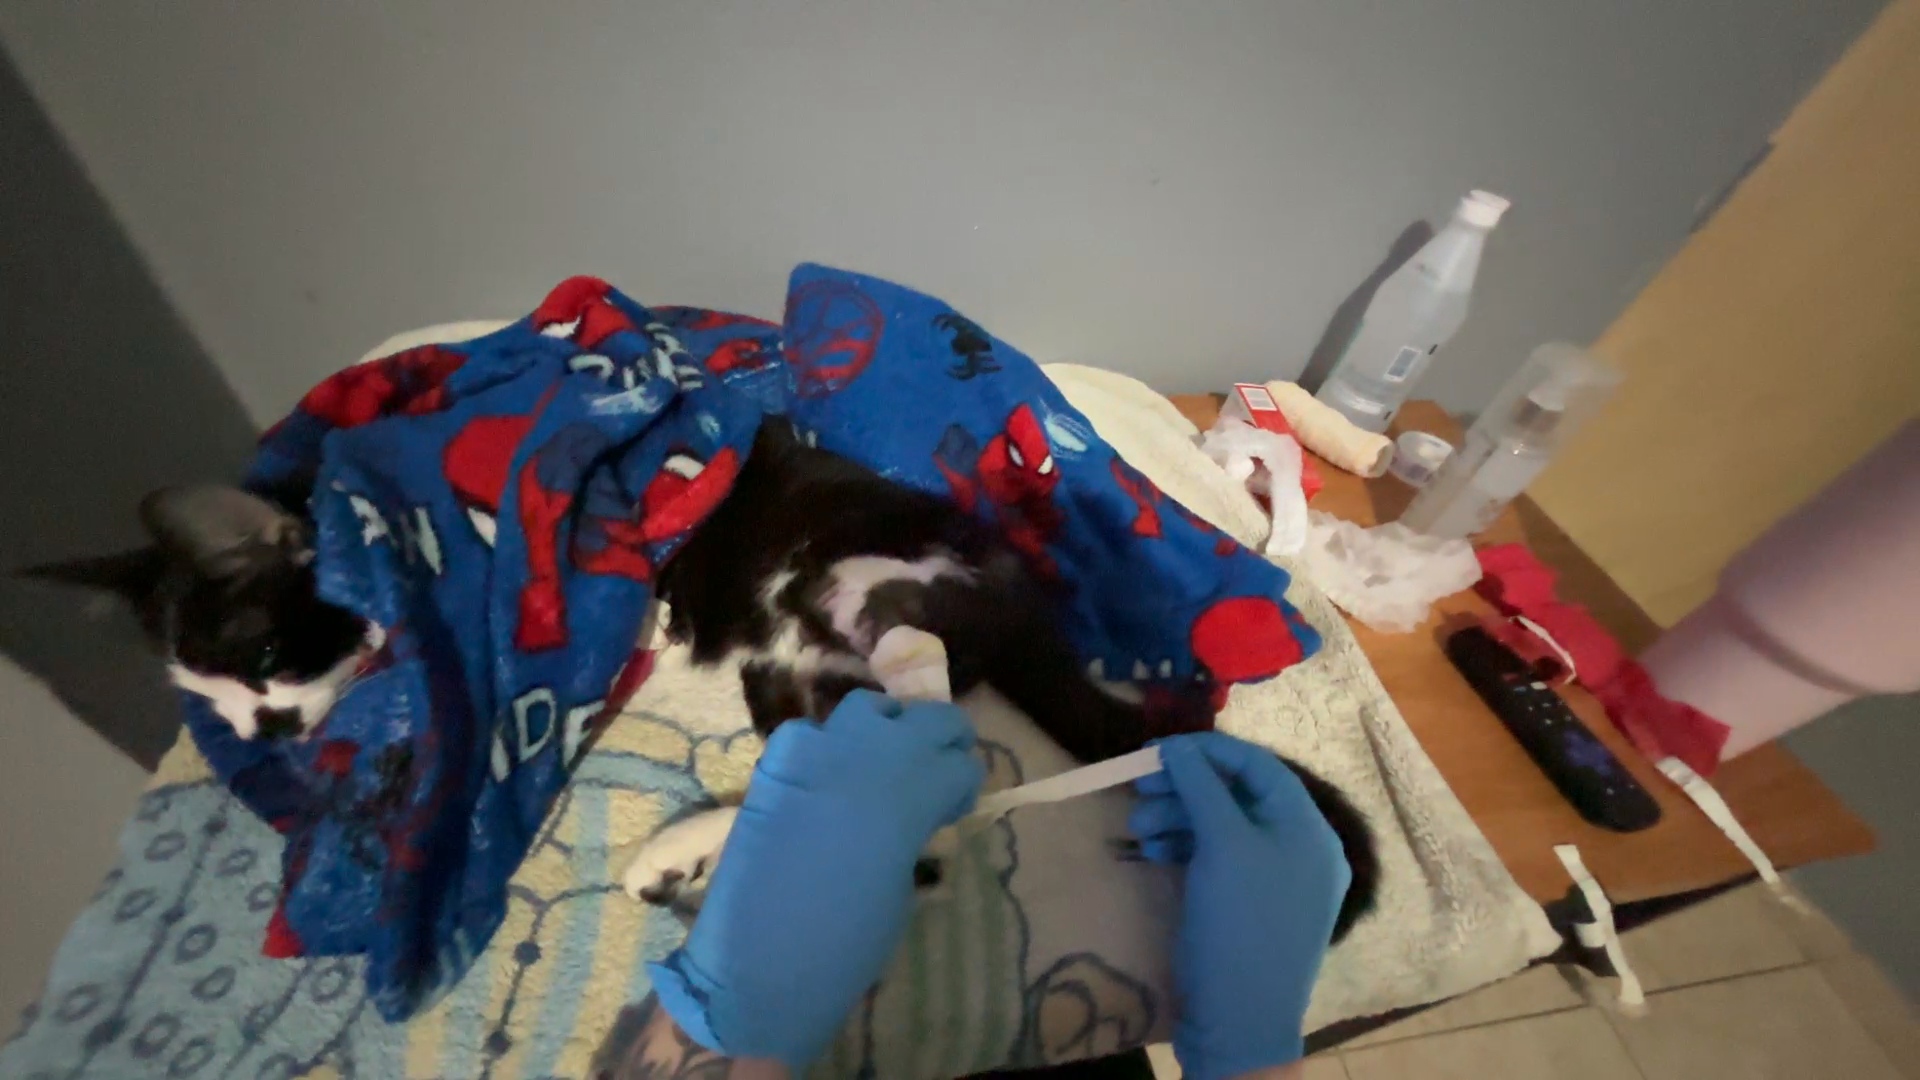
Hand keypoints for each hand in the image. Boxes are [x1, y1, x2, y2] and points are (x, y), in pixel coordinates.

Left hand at [648, 690, 983, 1068]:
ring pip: (870, 706)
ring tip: (880, 756)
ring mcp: (823, 747)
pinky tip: (822, 780)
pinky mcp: (780, 756)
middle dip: (945, 739)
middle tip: (938, 767)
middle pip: (932, 718)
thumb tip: (919, 812)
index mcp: (914, 794)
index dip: (964, 784)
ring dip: (885, 726)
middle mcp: (875, 755)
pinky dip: (825, 747)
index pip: (962, 765)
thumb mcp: (903, 886)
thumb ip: (915, 831)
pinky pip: (813, 732)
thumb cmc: (846, 942)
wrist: (757, 962)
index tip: (954, 806)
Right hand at [1128, 733, 1351, 1079]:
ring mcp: (1268, 875)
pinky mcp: (1242, 898)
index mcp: (1305, 828)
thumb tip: (1175, 745)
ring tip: (1137, 826)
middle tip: (1140, 784)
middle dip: (1183, 786)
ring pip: (1216, 822)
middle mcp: (1294, 846)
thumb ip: (1200, 784)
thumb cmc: (1241, 921)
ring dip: (1174, 815)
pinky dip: (1180, 844)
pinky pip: (1211, 852)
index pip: (1257, 766)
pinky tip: (1150, 850)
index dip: (1208, 750)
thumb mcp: (1222, 843)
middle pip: (1233, 792)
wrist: (1238, 1022)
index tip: (1159, 748)